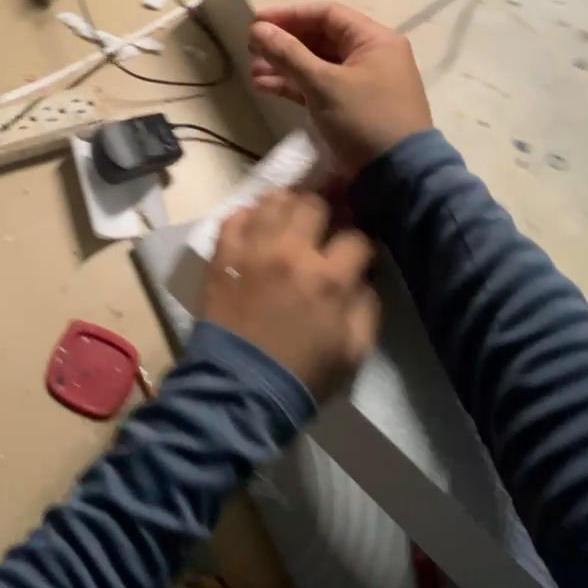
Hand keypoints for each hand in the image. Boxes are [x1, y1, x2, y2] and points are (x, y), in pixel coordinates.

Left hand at [204, 189, 377, 400]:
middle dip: (323, 212)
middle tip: (319, 226)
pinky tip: (255, 226)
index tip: (352, 254)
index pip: (355, 237)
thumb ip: (365, 305)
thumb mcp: (354, 348)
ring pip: (272, 201)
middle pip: (312, 204)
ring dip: (285, 206)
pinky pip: (234, 217)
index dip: (358, 244)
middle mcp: (291, 254)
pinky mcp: (222, 256)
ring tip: (287, 220)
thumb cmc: (303, 372)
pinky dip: (247, 216)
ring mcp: (252, 251)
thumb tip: (362, 276)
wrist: (241, 385)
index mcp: (329, 279)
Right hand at [248, 3, 432, 178]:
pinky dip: (292, 85)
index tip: (256, 22)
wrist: (395, 174)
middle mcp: (369, 55)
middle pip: (319, 38)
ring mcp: (359, 82)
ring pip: (315, 64)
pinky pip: (316, 86)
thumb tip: (257, 29)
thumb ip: (288, 54)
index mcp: (374, 40)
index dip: (289, 15)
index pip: (327, 15)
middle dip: (283, 43)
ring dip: (283, 65)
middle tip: (251, 48)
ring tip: (253, 71)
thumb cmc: (363, 119)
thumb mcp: (323, 84)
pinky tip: (264, 87)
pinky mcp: (348, 105)